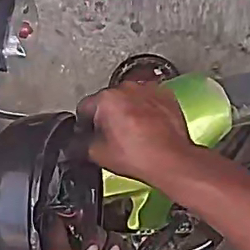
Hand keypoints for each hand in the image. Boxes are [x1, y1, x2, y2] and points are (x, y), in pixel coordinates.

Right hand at [76, 81, 199, 183]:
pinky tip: (148, 129)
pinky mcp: (165, 96)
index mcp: (106, 99)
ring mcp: (148, 90)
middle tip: (113, 137)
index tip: (89, 132)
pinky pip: (149, 101)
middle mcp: (127, 89)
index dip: (85, 124)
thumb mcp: (98, 155)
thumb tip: (78, 143)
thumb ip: (82, 144)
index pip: (85, 107)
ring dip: (129, 111)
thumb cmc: (141, 156)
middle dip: (108, 116)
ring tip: (134, 134)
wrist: (171, 160)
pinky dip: (147, 111)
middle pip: (108, 101)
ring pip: (130, 99)